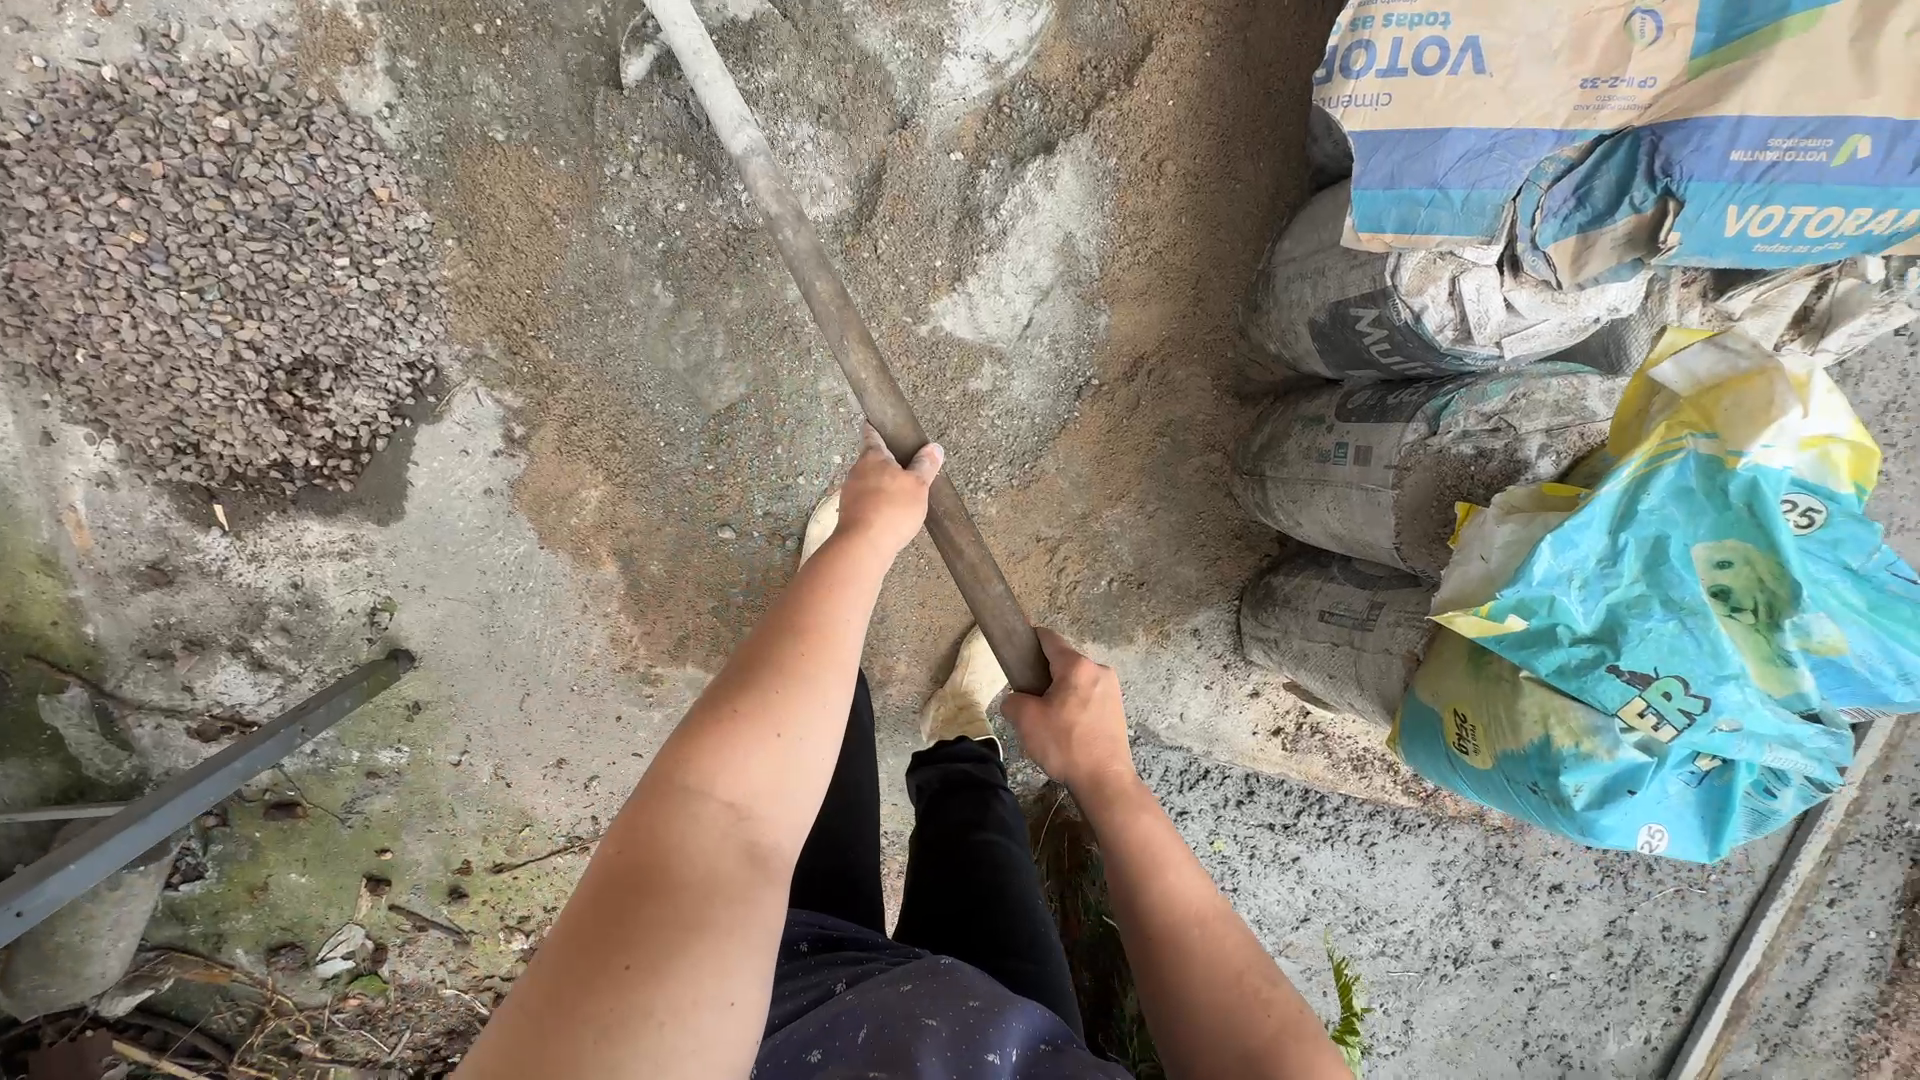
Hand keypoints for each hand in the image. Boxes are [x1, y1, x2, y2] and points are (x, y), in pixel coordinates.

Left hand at [833, 423, 942, 557]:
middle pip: (871, 460)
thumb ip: (926, 466)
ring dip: (883, 485)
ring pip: (869, 482)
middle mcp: (857, 471)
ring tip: (902, 494)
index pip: (872, 435)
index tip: (874, 421)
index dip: (875, 427)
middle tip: (904, 464)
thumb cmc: (891, 510)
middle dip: (886, 462)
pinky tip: (892, 515)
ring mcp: (851, 493)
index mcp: (872, 457)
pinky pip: (867, 502)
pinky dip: (878, 504)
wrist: (863, 545)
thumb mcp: (918, 485)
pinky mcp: (851, 514)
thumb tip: (935, 448)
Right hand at [1000, 628, 1138, 801]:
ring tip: (1048, 719)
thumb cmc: (1065, 745)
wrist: (1104, 780)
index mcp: (1077, 666)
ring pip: (1076, 681)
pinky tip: (1066, 728)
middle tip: (1029, 699)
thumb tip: (1016, 700)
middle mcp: (1099, 670)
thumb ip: (1013, 701)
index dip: (1029, 639)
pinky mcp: (1117, 708)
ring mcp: (1112, 689)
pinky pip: (1088, 696)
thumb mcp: (1026, 720)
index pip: (1049, 639)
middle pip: (1064, 662)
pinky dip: (1075, 704)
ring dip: (1060, 692)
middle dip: (1044, 675)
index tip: (1016, 647)